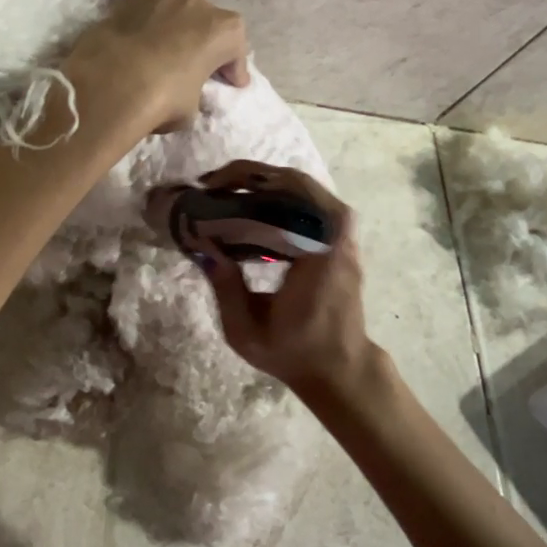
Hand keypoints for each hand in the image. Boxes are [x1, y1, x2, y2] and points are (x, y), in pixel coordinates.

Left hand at [61, 0, 250, 135]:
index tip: (230, 82)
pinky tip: (134, 43)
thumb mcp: (192, 107)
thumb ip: (195, 88)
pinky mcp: (127, 0)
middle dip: (200, 40)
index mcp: (224, 29)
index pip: (235, 48)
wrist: (110, 82)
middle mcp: (197, 3)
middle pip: (205, 21)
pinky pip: (143, 12)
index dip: (232, 68)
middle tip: (192, 63)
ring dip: (171, 27)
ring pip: (173, 11)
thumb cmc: (163, 98)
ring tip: (160, 50)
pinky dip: (143, 24)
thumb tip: (183, 87)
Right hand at [196, 161, 377, 391]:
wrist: (341, 371)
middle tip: (211, 185)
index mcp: (319, 253)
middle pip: (295, 181)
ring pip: (302, 187)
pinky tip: (248, 205)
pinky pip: (308, 201)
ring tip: (225, 191)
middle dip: (249, 175)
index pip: (287, 193)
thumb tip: (203, 245)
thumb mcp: (247, 330)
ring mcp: (343, 234)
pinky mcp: (339, 239)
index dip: (245, 181)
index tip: (209, 187)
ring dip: (262, 182)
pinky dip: (276, 194)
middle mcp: (337, 236)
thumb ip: (225, 287)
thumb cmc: (295, 353)